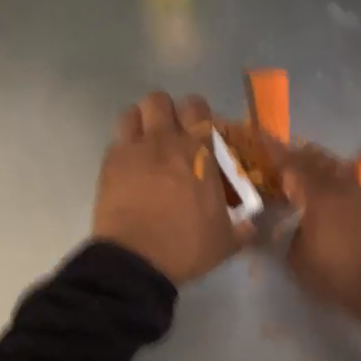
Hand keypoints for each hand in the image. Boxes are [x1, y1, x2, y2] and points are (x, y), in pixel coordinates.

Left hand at [93, 93, 249, 283]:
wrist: (136, 260)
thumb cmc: (185, 246)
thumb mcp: (224, 241)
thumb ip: (241, 228)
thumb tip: (251, 226)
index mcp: (197, 151)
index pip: (196, 107)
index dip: (197, 113)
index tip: (199, 130)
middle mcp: (164, 141)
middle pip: (159, 100)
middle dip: (165, 112)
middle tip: (170, 134)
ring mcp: (132, 150)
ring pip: (132, 113)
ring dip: (140, 123)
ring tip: (146, 144)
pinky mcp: (109, 165)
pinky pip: (116, 142)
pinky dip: (123, 149)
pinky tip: (129, 169)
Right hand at [271, 140, 360, 321]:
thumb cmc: (333, 274)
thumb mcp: (297, 257)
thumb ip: (290, 231)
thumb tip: (292, 221)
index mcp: (319, 196)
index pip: (293, 165)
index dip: (276, 151)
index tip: (262, 137)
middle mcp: (341, 186)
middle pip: (316, 159)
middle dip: (296, 154)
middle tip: (281, 153)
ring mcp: (360, 192)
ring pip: (335, 164)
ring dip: (318, 161)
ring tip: (305, 165)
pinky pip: (349, 177)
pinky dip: (335, 174)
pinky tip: (329, 183)